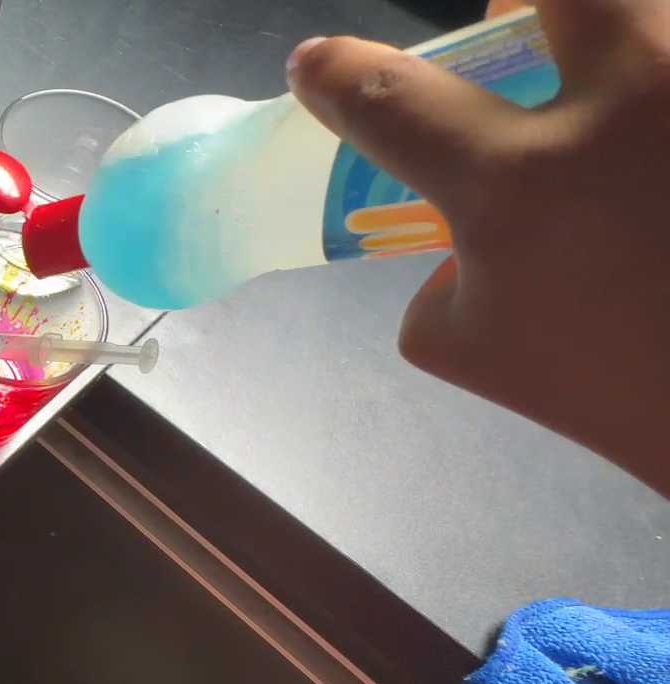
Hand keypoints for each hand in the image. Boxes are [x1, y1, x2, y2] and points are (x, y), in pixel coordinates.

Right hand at [286, 0, 669, 496]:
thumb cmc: (593, 378)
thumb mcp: (452, 340)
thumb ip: (441, 263)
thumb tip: (473, 226)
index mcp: (515, 180)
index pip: (394, 104)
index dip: (340, 78)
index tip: (316, 61)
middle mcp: (632, 100)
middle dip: (523, 2)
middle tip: (518, 20)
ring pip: (651, 13)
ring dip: (614, 30)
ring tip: (606, 89)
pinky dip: (653, 84)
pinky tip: (644, 132)